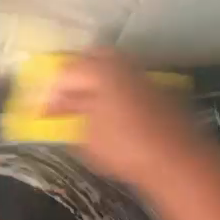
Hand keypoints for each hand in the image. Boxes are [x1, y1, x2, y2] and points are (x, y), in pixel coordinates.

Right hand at [44, 49, 207, 187]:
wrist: (178, 160)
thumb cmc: (125, 148)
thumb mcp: (87, 140)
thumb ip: (72, 122)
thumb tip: (66, 114)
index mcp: (100, 70)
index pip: (65, 72)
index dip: (50, 94)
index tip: (42, 113)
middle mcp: (123, 65)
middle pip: (91, 59)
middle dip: (74, 77)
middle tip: (62, 98)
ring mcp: (144, 77)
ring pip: (113, 70)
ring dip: (95, 85)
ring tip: (84, 109)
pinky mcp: (160, 93)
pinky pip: (128, 85)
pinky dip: (115, 95)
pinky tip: (110, 116)